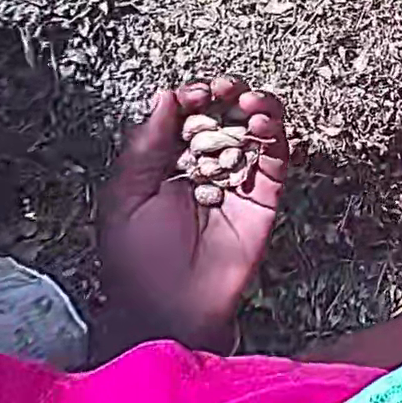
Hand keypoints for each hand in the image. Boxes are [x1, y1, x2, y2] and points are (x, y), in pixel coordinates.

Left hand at [94, 77, 288, 359]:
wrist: (171, 314)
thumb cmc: (139, 261)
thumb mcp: (126, 197)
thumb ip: (145, 145)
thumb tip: (165, 94)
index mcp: (170, 160)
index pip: (188, 114)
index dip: (195, 96)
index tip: (197, 92)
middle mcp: (207, 162)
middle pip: (225, 113)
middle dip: (227, 93)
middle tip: (225, 88)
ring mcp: (238, 176)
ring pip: (255, 127)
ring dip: (256, 105)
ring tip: (247, 101)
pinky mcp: (265, 194)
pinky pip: (276, 156)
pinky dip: (275, 132)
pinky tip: (262, 122)